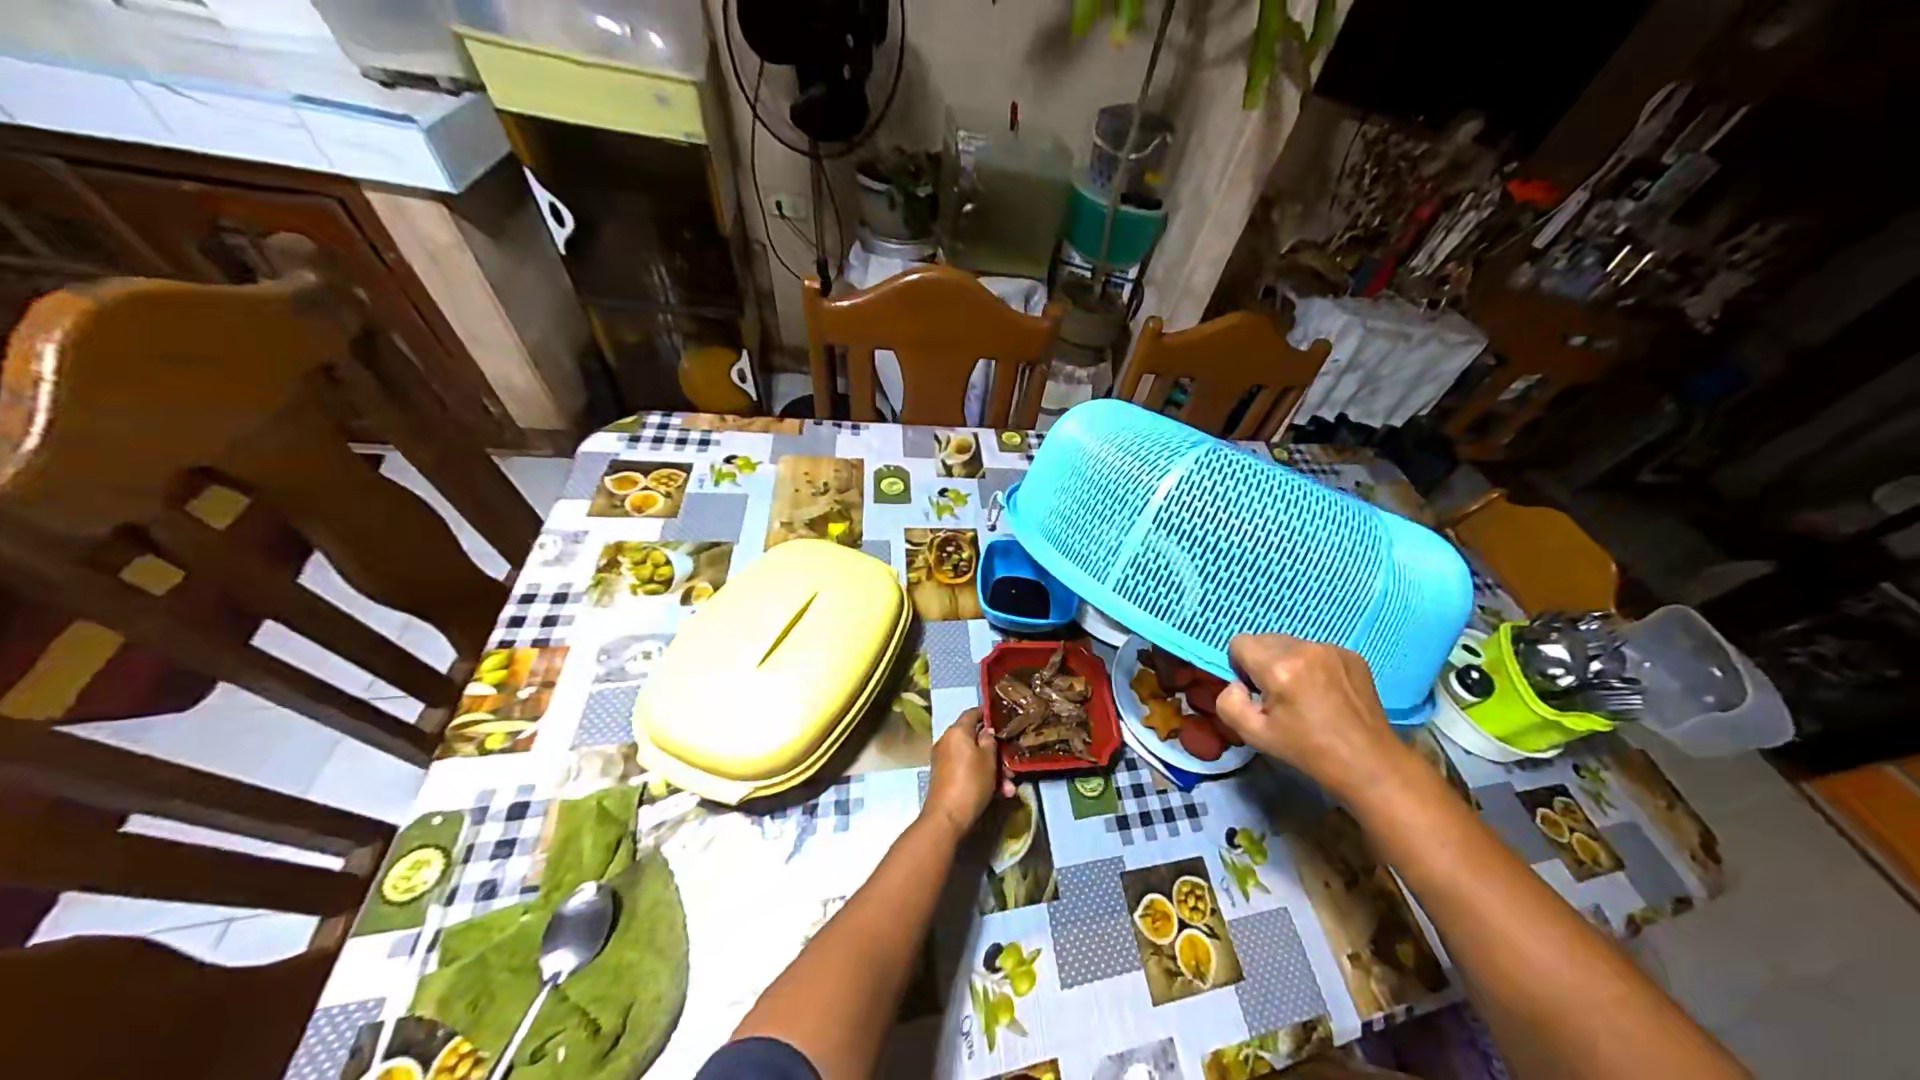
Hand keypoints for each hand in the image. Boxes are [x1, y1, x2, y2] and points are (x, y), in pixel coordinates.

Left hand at [923, 708, 1014, 836]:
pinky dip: (981, 778)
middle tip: (1011, 764)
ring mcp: (945, 760)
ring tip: (1009, 787)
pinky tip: (1000, 794)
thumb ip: (990, 741)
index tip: (1002, 718)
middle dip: (995, 752)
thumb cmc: (971, 782)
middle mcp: (947, 742)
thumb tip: (987, 731)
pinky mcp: (945, 776)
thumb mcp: (988, 759)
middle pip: (975, 739)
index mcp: (957, 732)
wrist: (947, 817)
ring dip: (993, 770)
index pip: (972, 713)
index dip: (987, 713)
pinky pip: (967, 770)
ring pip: (973, 758)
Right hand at [1213, 634, 1410, 800]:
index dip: (1240, 667)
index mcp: (1278, 668)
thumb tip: (1236, 684)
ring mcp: (1332, 649)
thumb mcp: (1253, 735)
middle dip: (1263, 662)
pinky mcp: (1352, 655)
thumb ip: (1228, 703)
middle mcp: (1305, 649)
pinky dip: (1312, 665)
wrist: (1368, 763)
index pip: (1240, 643)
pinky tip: (1325, 692)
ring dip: (1287, 662)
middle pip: (1264, 639)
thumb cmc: (1307, 751)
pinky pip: (1316, 650)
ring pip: (1290, 644)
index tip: (1256, 691)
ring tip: (1304, 694)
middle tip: (1279, 695)